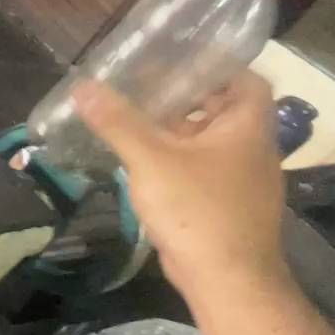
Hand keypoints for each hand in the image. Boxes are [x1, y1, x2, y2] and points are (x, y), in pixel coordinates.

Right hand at [73, 72, 290, 302]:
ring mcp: (238, 177)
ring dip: (175, 125)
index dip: (217, 66)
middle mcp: (251, 149)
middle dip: (185, 95)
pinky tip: (140, 156)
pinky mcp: (223, 199)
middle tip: (142, 83)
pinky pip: (199, 163)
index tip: (178, 58)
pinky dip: (173, 152)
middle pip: (223, 109)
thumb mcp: (151, 160)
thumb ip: (117, 122)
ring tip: (132, 115)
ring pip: (208, 138)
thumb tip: (83, 87)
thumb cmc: (198, 209)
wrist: (226, 276)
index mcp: (247, 130)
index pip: (247, 82)